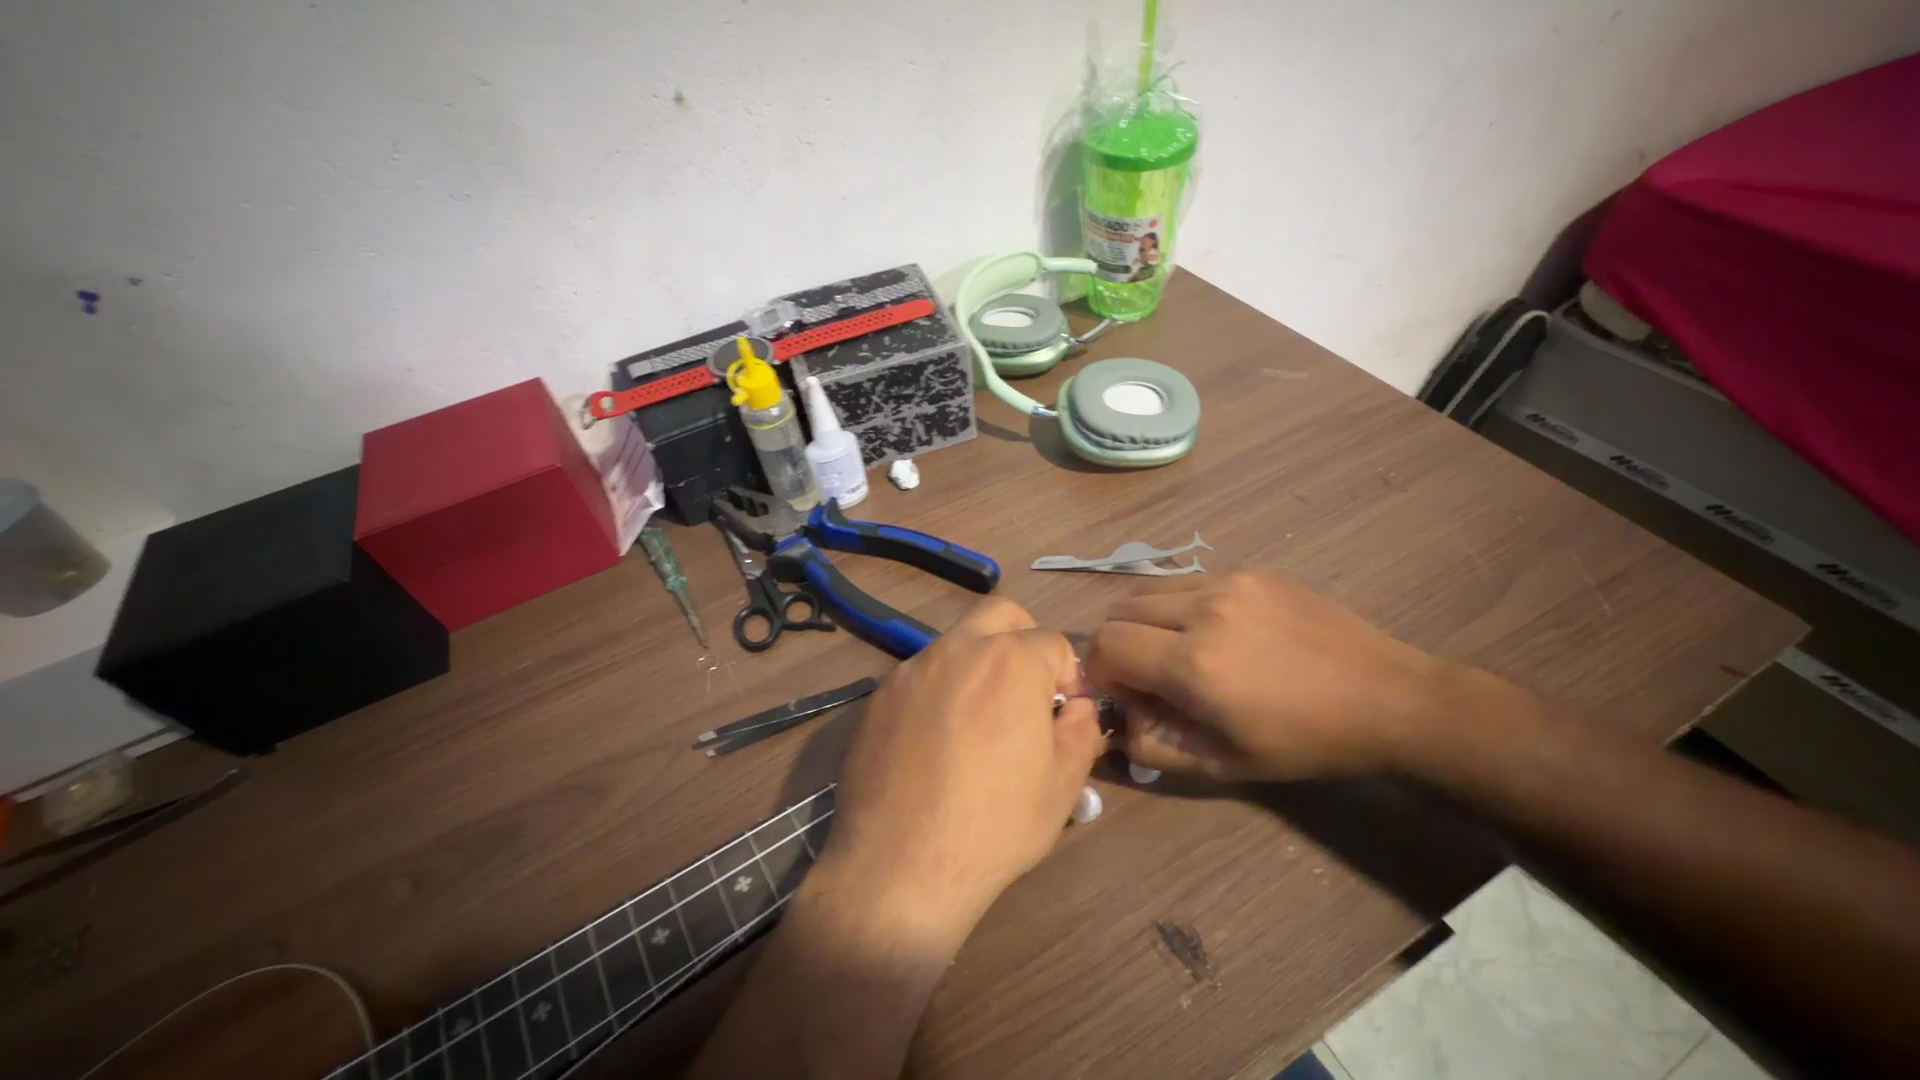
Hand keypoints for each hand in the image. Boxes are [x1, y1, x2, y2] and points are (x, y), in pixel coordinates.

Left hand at [813, 597, 1105, 948]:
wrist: (899, 867)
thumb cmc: (994, 826)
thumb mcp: (1062, 785)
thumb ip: (1080, 729)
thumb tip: (1076, 707)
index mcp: (1010, 661)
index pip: (1054, 642)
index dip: (1068, 676)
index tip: (1066, 714)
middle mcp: (956, 650)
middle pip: (999, 615)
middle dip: (1023, 641)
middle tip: (1027, 695)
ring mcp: (909, 671)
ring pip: (955, 645)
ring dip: (977, 669)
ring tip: (979, 727)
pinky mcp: (876, 699)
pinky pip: (919, 679)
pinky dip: (938, 695)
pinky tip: (936, 746)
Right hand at [1085, 571, 1456, 780]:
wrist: (1387, 700)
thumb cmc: (1304, 742)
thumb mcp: (1224, 765)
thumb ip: (1155, 746)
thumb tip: (1119, 723)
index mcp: (1193, 663)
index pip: (1104, 644)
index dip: (1099, 671)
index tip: (1122, 693)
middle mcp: (1202, 610)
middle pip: (1117, 610)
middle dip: (1117, 645)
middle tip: (1145, 675)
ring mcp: (1229, 582)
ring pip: (1149, 589)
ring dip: (1144, 621)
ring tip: (1176, 651)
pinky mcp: (1252, 571)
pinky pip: (1189, 581)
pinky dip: (1180, 606)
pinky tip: (1217, 633)